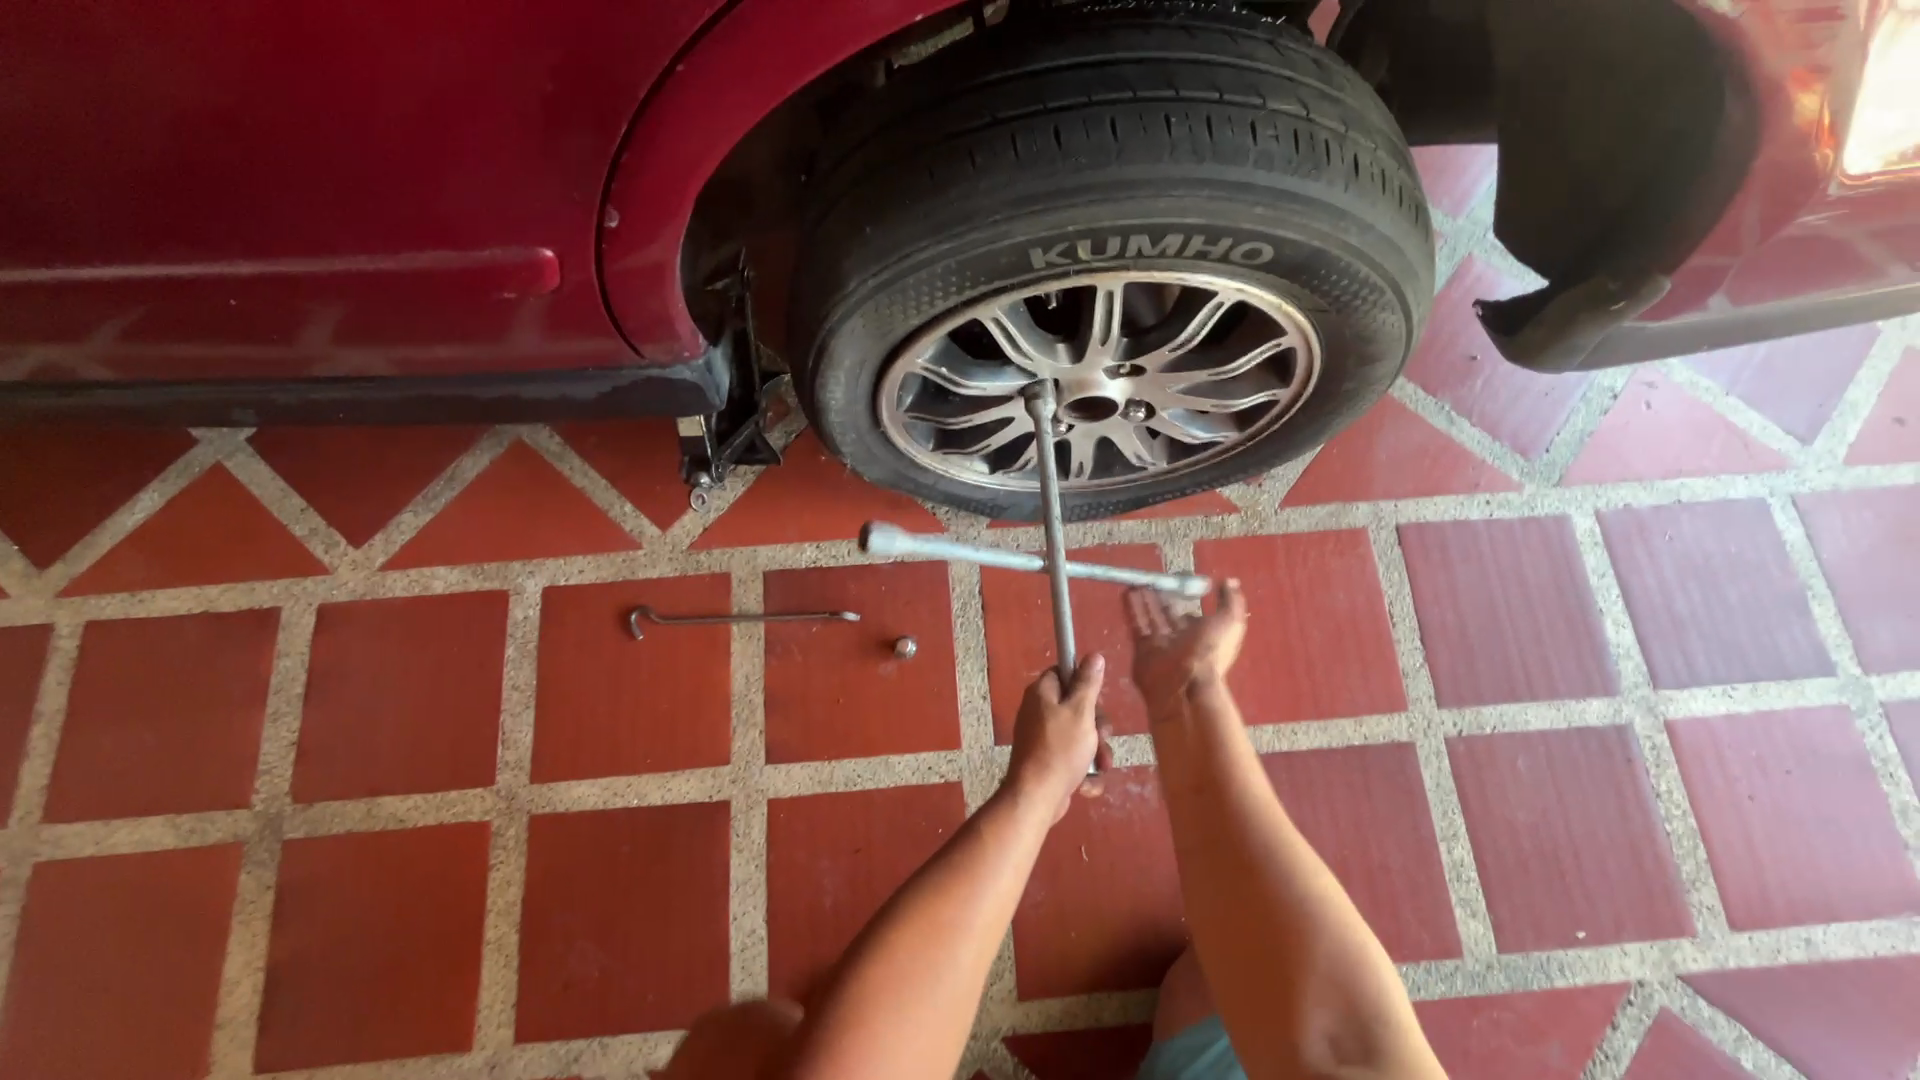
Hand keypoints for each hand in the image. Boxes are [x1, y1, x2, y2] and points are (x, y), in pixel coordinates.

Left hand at [1007, 654, 1111, 820]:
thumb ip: (1088, 683)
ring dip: (1095, 753)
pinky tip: (1085, 783)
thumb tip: (1093, 655)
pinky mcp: (1049, 762)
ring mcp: (1043, 739)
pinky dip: (1083, 772)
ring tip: (1099, 766)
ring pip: (1080, 737)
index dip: (1083, 684)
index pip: (1064, 674)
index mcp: (1042, 694)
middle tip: (1101, 737)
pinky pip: (1073, 760)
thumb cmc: (1060, 749)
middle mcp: (1039, 713)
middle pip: (1077, 707)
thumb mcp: (1080, 711)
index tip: (1095, 699)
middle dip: (1096, 726)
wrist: (1037, 797)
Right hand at [1125, 580, 1248, 720]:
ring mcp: (1160, 645)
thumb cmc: (1210, 651)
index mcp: (1203, 635)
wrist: (1185, 683)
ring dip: (1144, 600)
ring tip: (1137, 580)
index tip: (1178, 581)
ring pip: (1151, 617)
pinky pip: (1137, 625)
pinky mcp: (1142, 648)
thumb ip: (1231, 601)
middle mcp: (1181, 640)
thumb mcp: (1231, 622)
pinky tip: (1127, 592)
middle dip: (1161, 597)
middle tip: (1152, 578)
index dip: (1186, 598)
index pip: (1192, 615)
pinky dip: (1132, 608)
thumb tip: (1229, 581)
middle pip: (1168, 614)